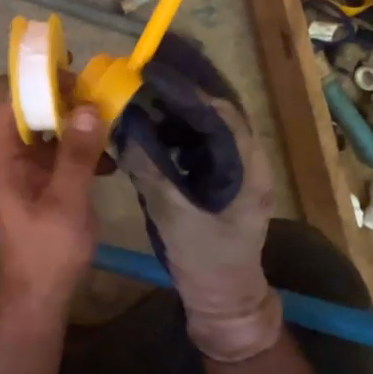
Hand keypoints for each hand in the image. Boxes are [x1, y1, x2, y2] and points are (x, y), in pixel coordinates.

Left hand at [0, 76, 106, 315]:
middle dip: (60, 96)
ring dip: (74, 119)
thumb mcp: (67, 201)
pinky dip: (80, 144)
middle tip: (95, 94)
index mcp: (3, 154)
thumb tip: (88, 107)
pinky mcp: (43, 180)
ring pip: (45, 126)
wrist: (40, 295)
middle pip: (27, 106)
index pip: (6, 97)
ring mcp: (25, 167)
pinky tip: (107, 157)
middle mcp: (9, 154)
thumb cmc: (48, 249)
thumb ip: (78, 154)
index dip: (33, 79)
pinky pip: (59, 148)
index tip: (69, 73)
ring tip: (106, 117)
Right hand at [123, 96, 282, 362]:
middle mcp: (249, 161)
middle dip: (181, 90)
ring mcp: (237, 170)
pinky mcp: (221, 179)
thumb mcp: (174, 216)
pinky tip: (148, 123)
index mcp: (249, 169)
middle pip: (218, 111)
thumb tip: (123, 129)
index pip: (222, 114)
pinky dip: (175, 128)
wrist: (224, 302)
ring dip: (177, 107)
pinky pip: (199, 141)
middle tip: (143, 71)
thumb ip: (151, 170)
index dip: (187, 90)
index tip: (150, 73)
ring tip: (140, 91)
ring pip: (208, 124)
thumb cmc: (206, 261)